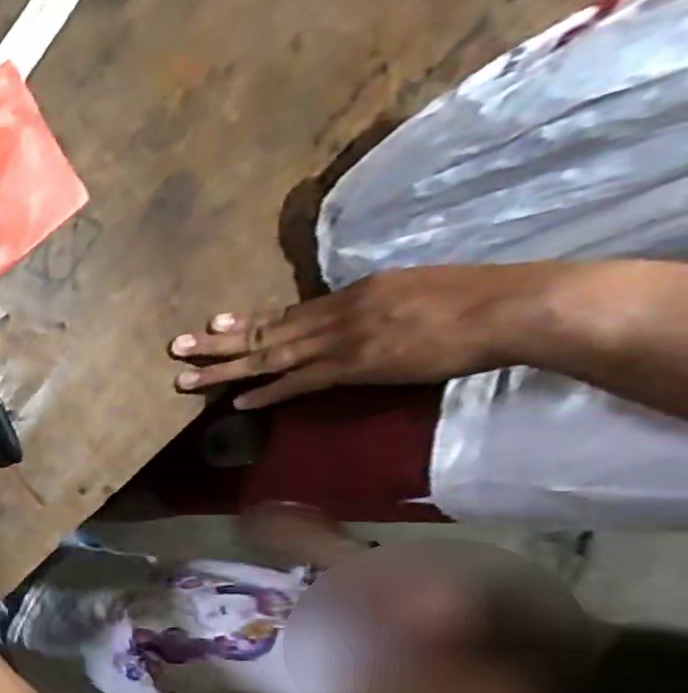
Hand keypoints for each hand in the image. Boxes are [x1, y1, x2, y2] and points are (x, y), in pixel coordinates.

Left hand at [169, 264, 569, 408]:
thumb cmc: (477, 297)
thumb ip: (373, 304)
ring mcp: (342, 341)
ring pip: (269, 357)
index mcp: (351, 294)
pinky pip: (300, 382)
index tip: (214, 323)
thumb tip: (353, 316)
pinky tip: (238, 403)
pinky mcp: (356, 366)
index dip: (247, 321)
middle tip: (175, 347)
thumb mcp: (413, 289)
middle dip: (216, 343)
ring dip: (225, 370)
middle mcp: (336, 315)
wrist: (516, 308)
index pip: (287, 312)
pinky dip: (268, 392)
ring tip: (185, 379)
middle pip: (264, 332)